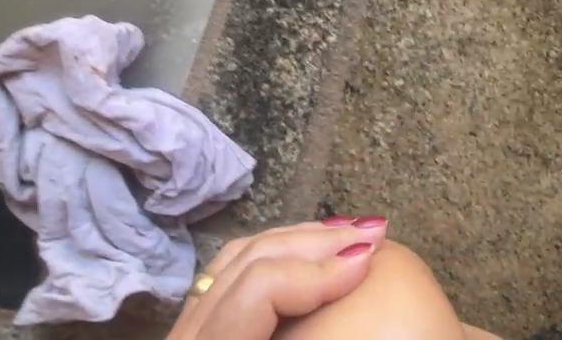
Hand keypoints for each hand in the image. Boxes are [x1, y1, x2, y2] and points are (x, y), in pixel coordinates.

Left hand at [165, 218, 387, 339]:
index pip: (260, 288)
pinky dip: (278, 252)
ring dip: (301, 238)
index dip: (318, 270)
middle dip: (319, 240)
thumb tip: (355, 271)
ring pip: (241, 254)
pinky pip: (232, 270)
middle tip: (377, 232)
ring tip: (351, 232)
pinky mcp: (193, 327)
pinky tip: (310, 252)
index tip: (369, 263)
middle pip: (252, 256)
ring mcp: (185, 326)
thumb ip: (309, 335)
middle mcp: (187, 333)